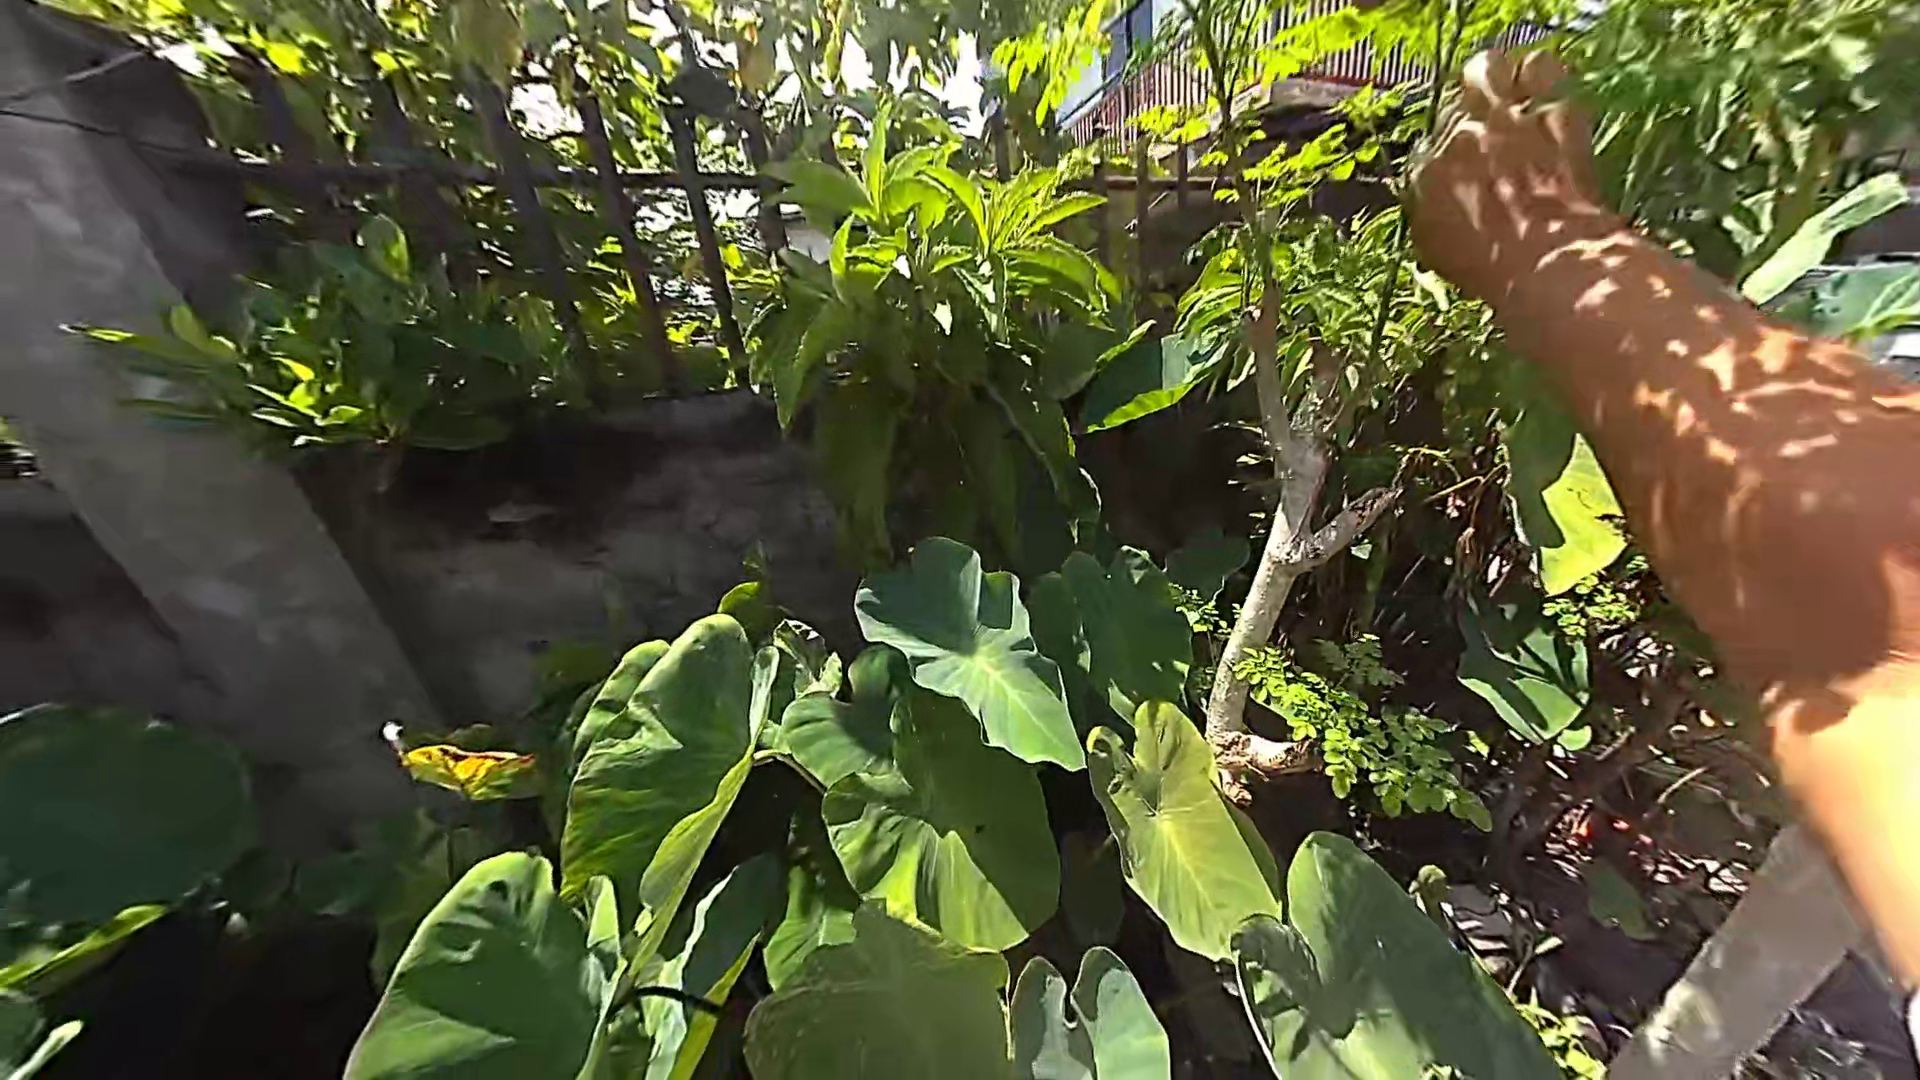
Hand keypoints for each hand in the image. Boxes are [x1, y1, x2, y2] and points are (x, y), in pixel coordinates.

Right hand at [1408, 50, 1617, 307]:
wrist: (1544, 257)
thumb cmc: (1481, 262)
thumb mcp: (1430, 241)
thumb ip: (1424, 202)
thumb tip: (1427, 184)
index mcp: (1424, 175)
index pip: (1422, 147)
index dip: (1436, 154)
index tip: (1447, 166)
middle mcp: (1459, 139)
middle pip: (1451, 98)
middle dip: (1460, 105)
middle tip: (1472, 121)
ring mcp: (1508, 119)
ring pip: (1490, 68)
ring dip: (1495, 78)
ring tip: (1504, 97)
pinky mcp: (1555, 109)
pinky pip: (1542, 71)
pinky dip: (1537, 78)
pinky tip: (1537, 96)